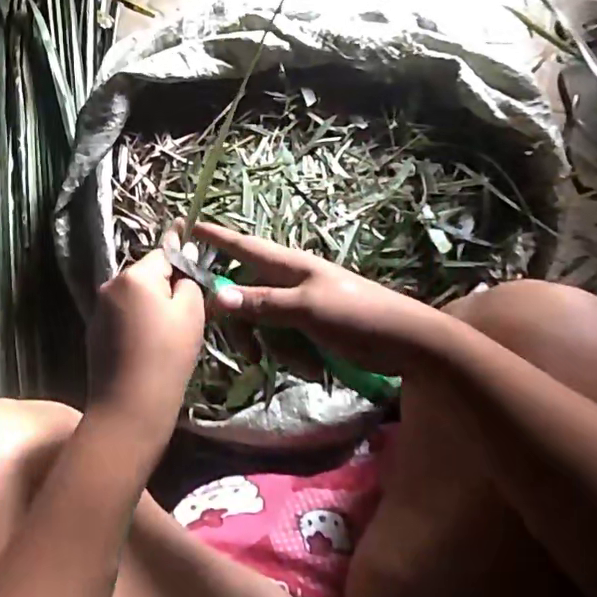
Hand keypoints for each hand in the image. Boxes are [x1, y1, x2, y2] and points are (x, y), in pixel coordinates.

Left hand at [87, 228, 205, 432]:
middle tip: (188, 311)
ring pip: (134, 297)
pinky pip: (122, 317)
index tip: (194, 255)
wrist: (129, 406)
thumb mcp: (191, 313)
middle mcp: (110, 286)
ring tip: (170, 333)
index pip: (164, 254)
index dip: (182, 259)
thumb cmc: (167, 355)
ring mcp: (98, 310)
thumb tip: (182, 273)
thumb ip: (189, 282)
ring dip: (151, 306)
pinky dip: (137, 324)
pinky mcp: (94, 332)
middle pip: (146, 275)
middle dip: (166, 287)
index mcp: (134, 276)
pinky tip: (149, 347)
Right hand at [192, 223, 452, 375]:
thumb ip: (261, 302)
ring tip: (299, 363)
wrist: (409, 343)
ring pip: (261, 321)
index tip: (187, 228)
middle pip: (243, 292)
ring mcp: (299, 305)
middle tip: (247, 351)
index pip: (242, 245)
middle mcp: (288, 280)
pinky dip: (290, 354)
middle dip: (242, 322)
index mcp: (288, 264)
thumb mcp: (307, 309)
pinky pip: (281, 338)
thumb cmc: (359, 315)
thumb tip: (215, 298)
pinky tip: (311, 368)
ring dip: (273, 346)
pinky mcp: (309, 328)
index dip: (215, 238)